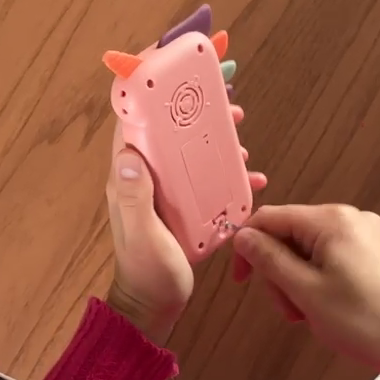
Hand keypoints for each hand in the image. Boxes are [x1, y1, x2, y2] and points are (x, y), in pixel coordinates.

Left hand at [106, 106, 265, 342]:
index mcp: (129, 178)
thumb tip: (129, 151)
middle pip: (169, 132)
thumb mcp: (142, 234)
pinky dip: (226, 174)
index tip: (174, 72)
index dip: (149, 94)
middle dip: (195, 112)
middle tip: (227, 105)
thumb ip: (136, 195)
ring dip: (215, 140)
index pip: (133, 124)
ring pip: (189, 152)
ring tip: (241, 137)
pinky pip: (205, 179)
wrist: (155, 306)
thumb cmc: (147, 273)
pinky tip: (251, 179)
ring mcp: (165, 193)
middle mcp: (145, 179)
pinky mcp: (183, 207)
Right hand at [230, 204, 379, 379]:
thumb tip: (241, 236)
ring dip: (298, 284)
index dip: (247, 247)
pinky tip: (328, 312)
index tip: (239, 282)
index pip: (270, 218)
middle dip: (279, 272)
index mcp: (332, 220)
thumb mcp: (305, 292)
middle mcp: (351, 219)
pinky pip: (331, 262)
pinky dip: (319, 285)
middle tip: (291, 311)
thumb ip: (268, 259)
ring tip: (311, 316)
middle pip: (290, 235)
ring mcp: (367, 238)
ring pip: (309, 252)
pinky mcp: (376, 258)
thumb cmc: (365, 322)